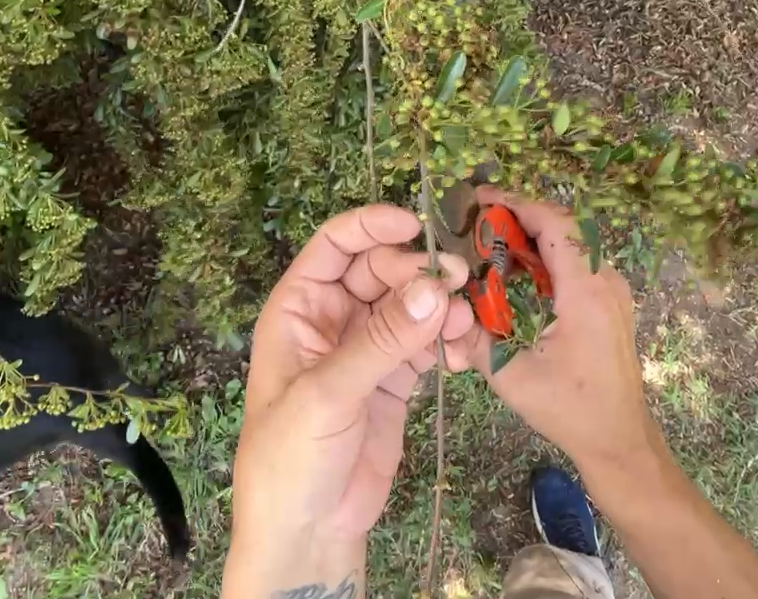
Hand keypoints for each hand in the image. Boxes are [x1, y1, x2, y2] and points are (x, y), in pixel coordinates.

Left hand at [226, 204, 481, 594]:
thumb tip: (434, 290)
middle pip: (380, 271)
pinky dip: (447, 339)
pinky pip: (425, 343)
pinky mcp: (394, 379)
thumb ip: (382, 342)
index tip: (414, 225)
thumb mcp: (327, 394)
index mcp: (300, 307)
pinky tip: (465, 347)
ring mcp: (366, 348)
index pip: (335, 246)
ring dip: (438, 304)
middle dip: (416, 271)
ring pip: (408, 305)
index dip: (371, 226)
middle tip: (455, 279)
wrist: (307, 531)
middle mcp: (334, 318)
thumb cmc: (290, 456)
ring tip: (466, 316)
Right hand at [468, 188, 662, 474]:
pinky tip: (518, 270)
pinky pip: (578, 260)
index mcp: (585, 292)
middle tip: (480, 218)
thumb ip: (473, 339)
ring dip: (534, 233)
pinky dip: (547, 253)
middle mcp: (605, 281)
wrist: (621, 443)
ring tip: (492, 239)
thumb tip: (441, 310)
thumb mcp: (511, 377)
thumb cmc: (570, 409)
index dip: (517, 204)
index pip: (554, 224)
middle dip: (520, 214)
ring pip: (573, 240)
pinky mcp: (610, 301)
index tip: (482, 199)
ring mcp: (612, 290)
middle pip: (564, 226)